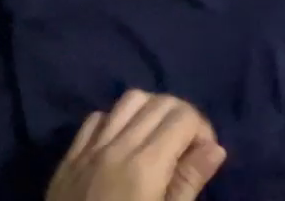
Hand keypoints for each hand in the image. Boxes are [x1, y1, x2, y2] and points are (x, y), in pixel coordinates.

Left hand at [47, 91, 227, 200]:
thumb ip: (188, 183)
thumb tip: (215, 148)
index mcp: (145, 166)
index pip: (185, 116)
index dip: (202, 130)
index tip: (202, 156)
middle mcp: (118, 147)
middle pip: (161, 102)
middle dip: (181, 117)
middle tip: (185, 147)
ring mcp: (89, 151)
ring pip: (129, 100)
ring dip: (150, 110)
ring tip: (156, 138)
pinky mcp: (69, 160)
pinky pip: (96, 119)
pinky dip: (115, 120)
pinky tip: (121, 143)